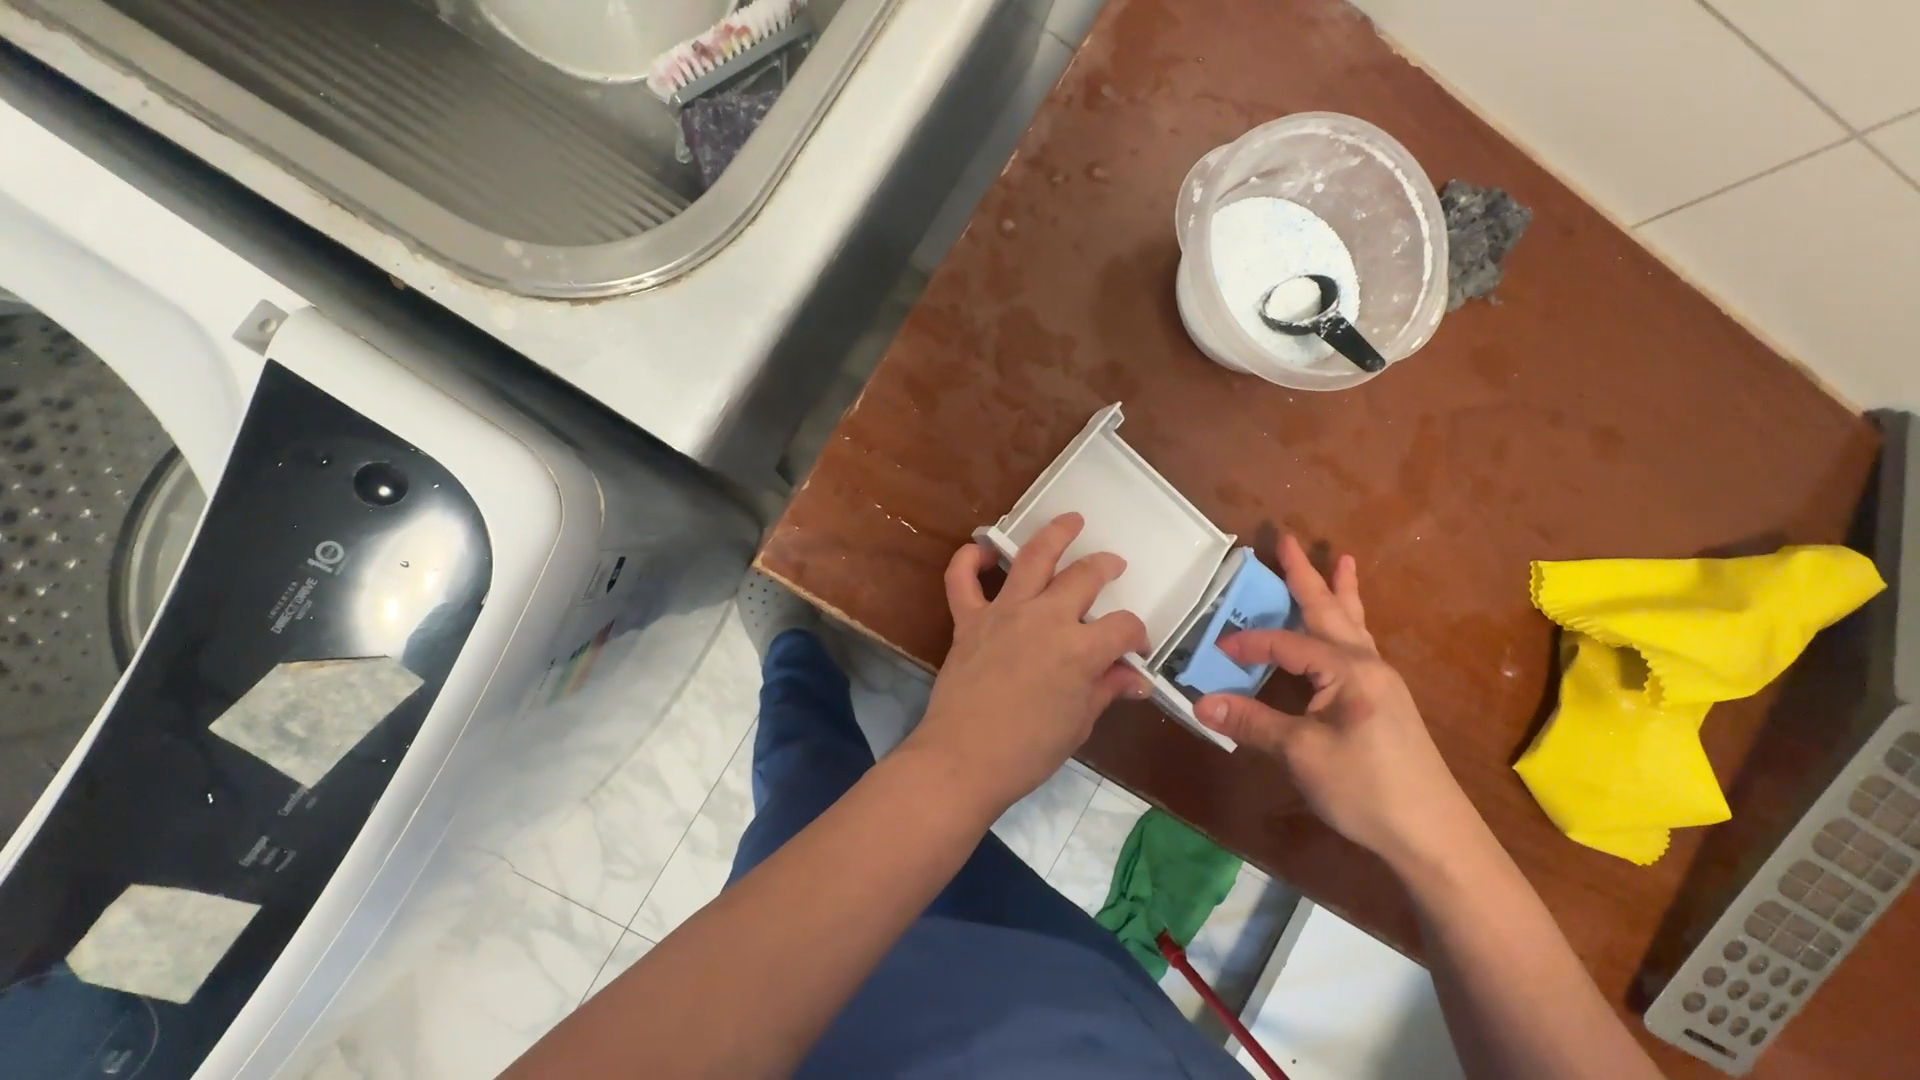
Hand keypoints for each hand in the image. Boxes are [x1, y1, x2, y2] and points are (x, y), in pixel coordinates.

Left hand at [906, 513, 1149, 813]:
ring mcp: (1004, 613)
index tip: (1136, 647)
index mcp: (1080, 649)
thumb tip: (1134, 678)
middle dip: (1105, 567)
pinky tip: (985, 549)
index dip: (1136, 635)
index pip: (1123, 626)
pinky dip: (970, 558)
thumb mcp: (1079, 724)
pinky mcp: (968, 619)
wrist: (963, 758)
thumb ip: (1106, 690)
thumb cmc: (1028, 751)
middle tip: (1113, 564)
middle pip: (1084, 577)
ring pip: (1033, 559)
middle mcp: (1045, 619)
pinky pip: (962, 578)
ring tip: (1071, 520)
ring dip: (1055, 534)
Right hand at [1195, 536, 1483, 872]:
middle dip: (1307, 576)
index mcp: (1348, 670)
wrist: (1433, 835)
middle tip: (1287, 540)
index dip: (1250, 643)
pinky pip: (1360, 647)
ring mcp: (1381, 683)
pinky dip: (1349, 624)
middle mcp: (1368, 665)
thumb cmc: (1366, 788)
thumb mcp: (1302, 754)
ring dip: (1339, 592)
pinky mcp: (1385, 703)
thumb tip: (1200, 704)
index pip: (1288, 642)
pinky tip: (1346, 629)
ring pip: (1353, 625)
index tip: (1217, 650)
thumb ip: (1254, 722)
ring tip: (1340, 559)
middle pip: (1331, 611)